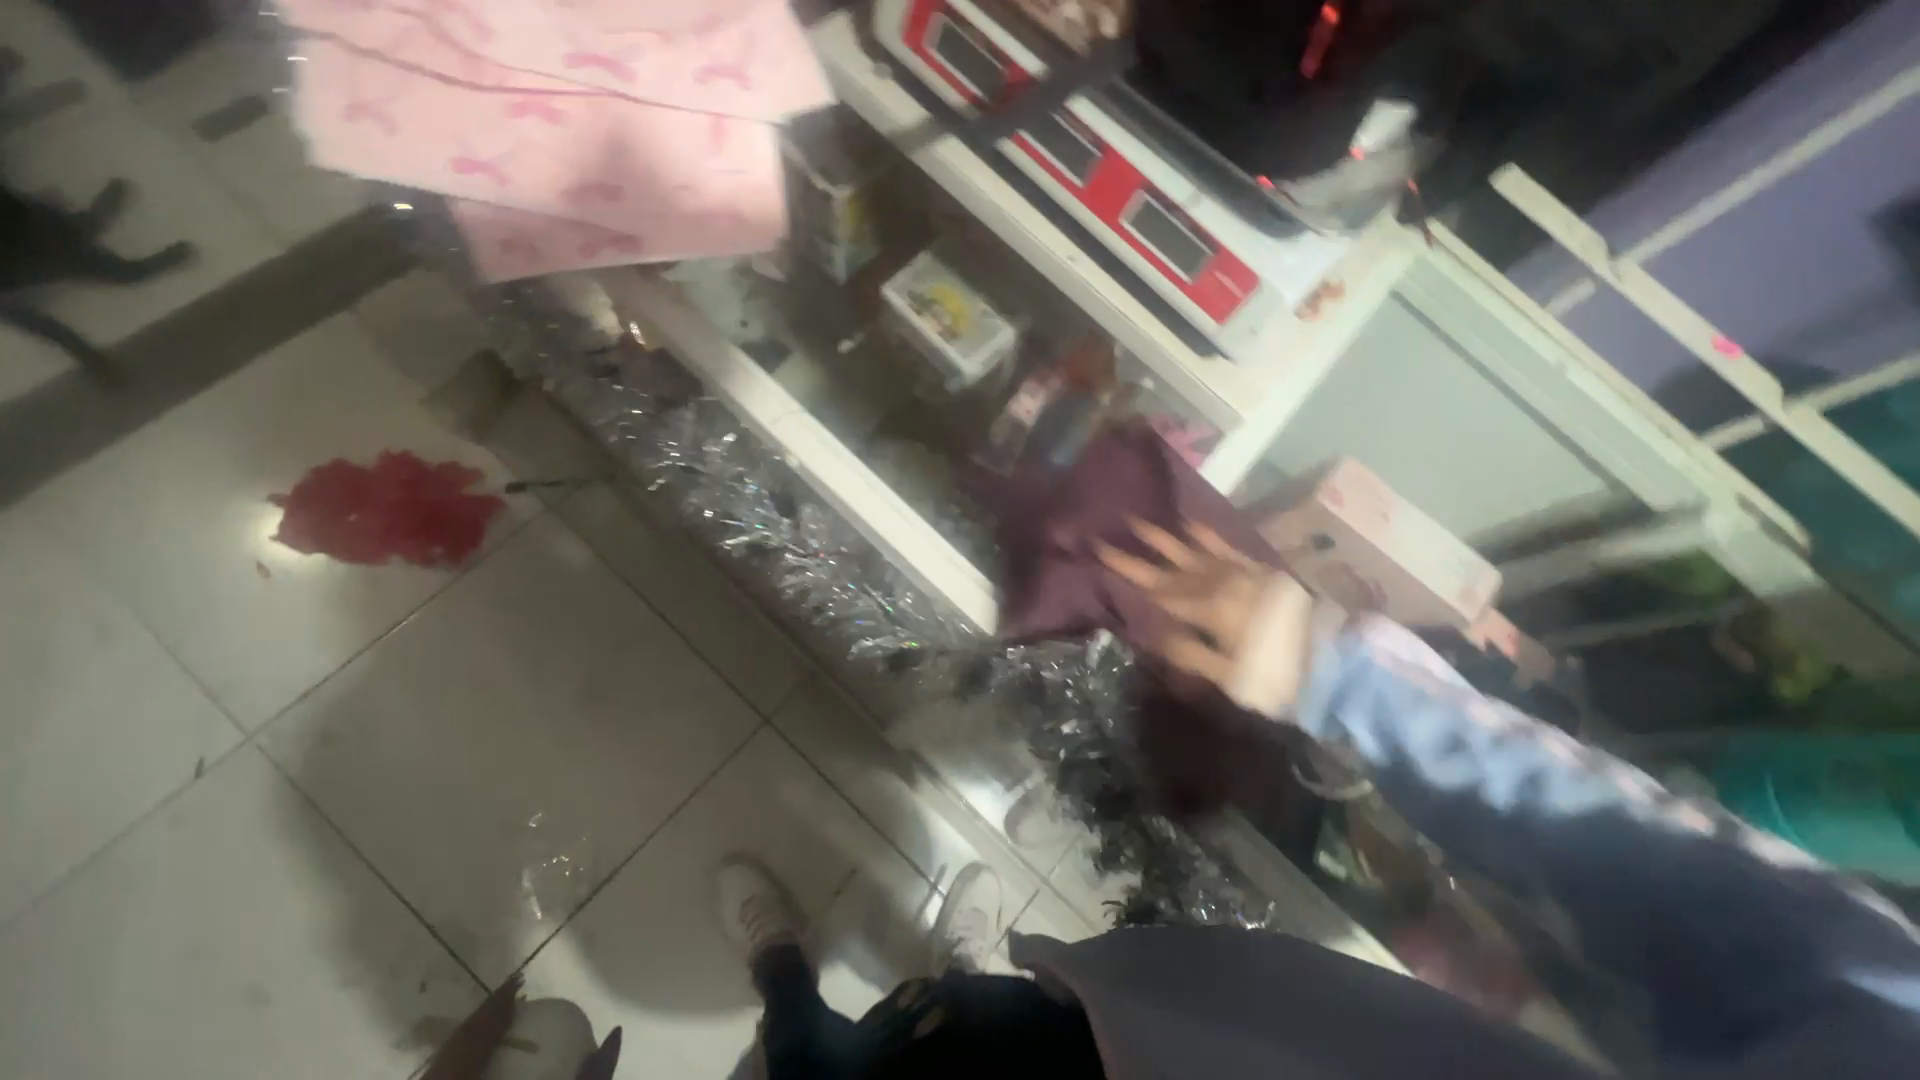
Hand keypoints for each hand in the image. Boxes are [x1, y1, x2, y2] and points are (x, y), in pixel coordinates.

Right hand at [1096, 519, 1319, 714]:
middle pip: (1168, 568)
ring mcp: (1238, 573)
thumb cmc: (1277, 673)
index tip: (1099, 554)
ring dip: (1164, 538)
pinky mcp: (1257, 571)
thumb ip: (1189, 652)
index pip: (1156, 590)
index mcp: (1206, 609)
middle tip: (1106, 536)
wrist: (1335, 658)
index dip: (1126, 573)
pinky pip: (1226, 547)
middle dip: (1135, 554)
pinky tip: (1191, 524)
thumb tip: (1152, 633)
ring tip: (1139, 521)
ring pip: (1193, 551)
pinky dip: (1207, 535)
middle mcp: (1217, 582)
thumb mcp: (1229, 674)